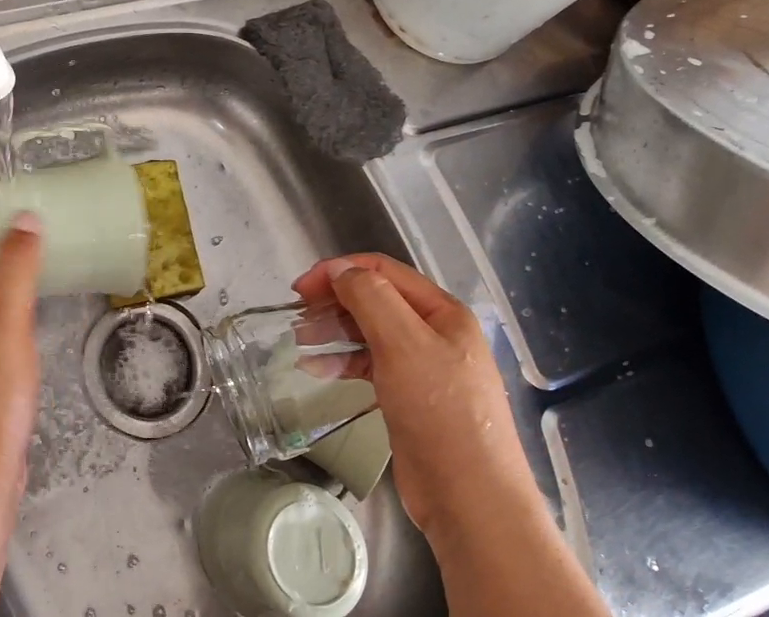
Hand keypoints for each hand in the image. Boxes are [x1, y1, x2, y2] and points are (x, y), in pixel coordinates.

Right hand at [292, 253, 536, 534]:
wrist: (470, 498)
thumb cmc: (440, 412)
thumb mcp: (403, 344)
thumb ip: (370, 298)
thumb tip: (340, 270)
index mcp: (443, 312)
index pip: (384, 271)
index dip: (340, 271)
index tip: (301, 289)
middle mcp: (436, 334)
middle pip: (377, 300)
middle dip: (335, 301)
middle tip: (298, 315)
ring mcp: (425, 368)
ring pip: (371, 333)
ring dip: (335, 331)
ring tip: (300, 341)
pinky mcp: (411, 399)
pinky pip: (371, 366)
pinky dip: (344, 362)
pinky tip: (318, 369)